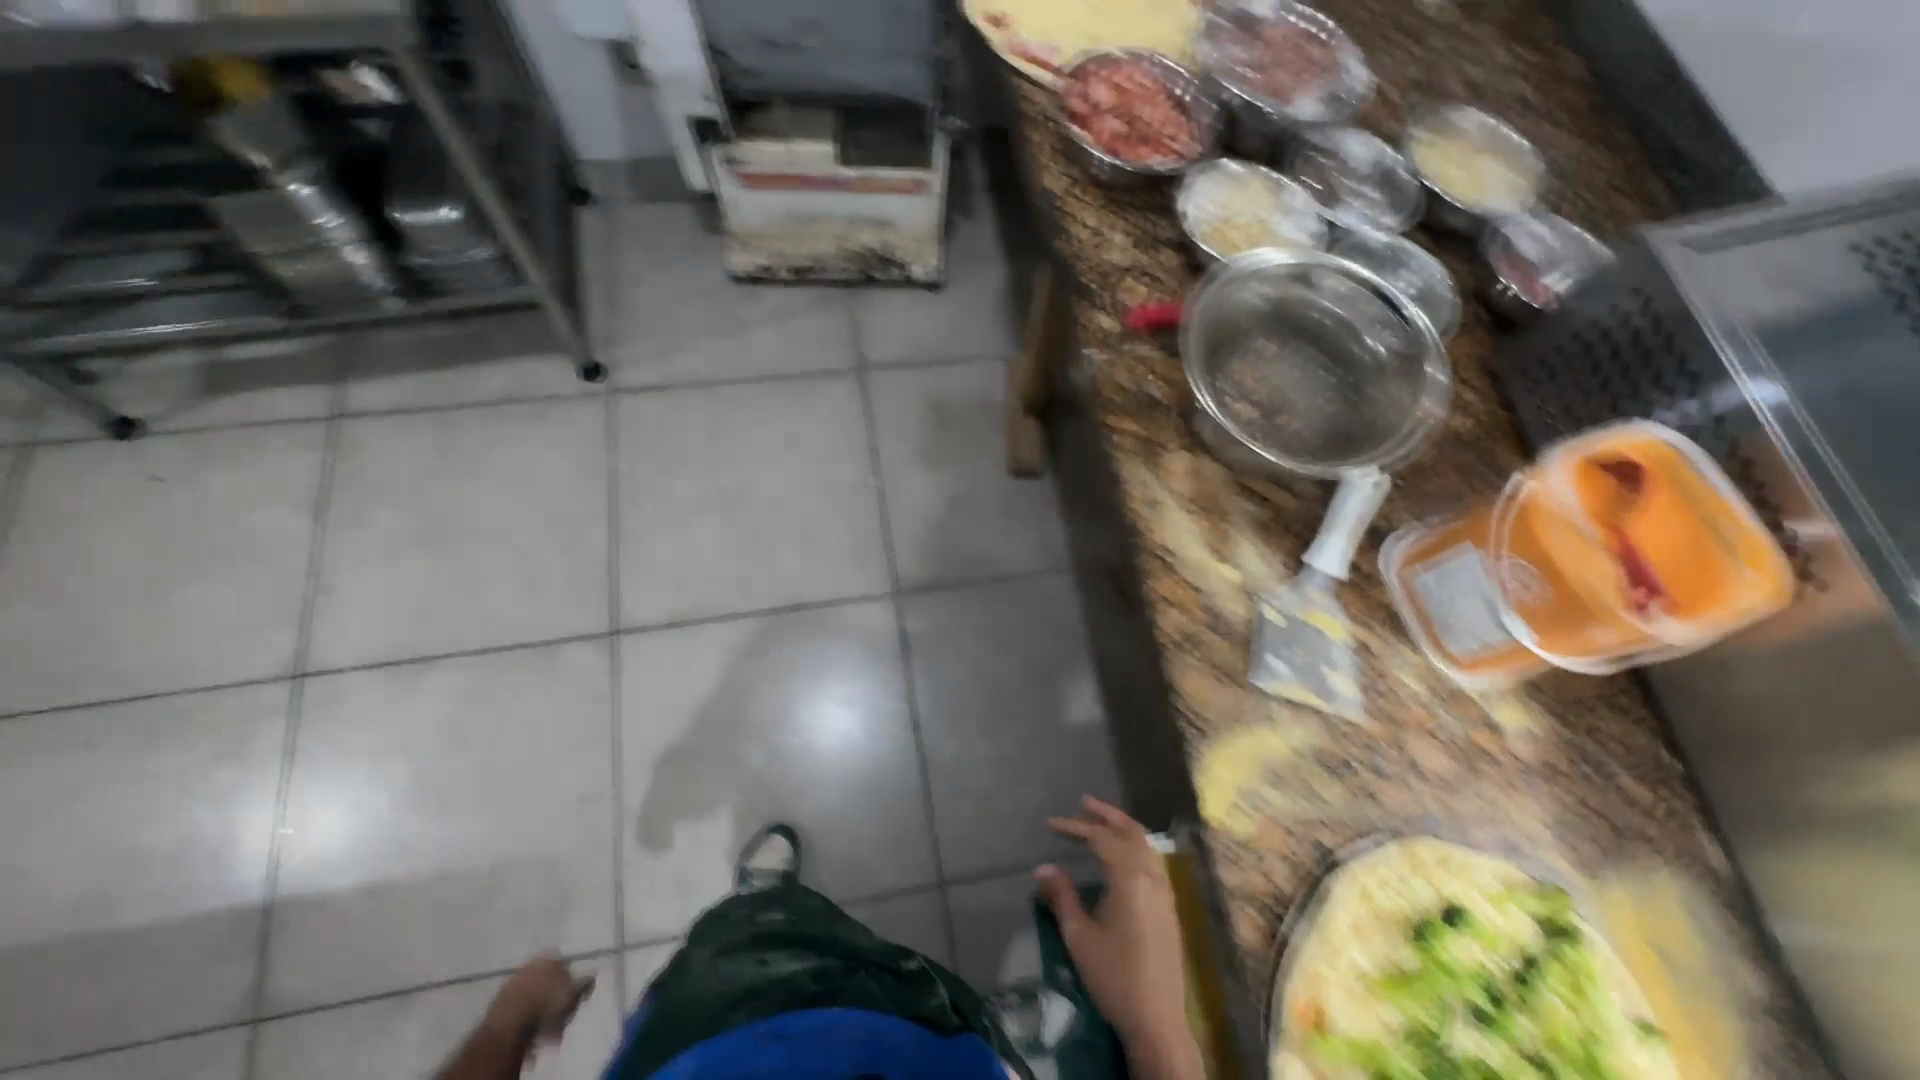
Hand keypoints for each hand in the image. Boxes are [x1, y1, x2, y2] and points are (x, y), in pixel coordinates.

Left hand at [483, 955, 594, 1046]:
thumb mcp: (574, 995)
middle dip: (554, 993)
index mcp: (548, 959)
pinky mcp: (498, 1005)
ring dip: (541, 1008)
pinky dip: (527, 1019)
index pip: (563, 960)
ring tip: (550, 1028)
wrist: (509, 1027)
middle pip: (546, 978)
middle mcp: (528, 966)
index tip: (575, 990)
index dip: (570, 974)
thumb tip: (592, 975)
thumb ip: (585, 984)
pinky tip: (534, 1033)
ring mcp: (511, 984)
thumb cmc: (547, 1006)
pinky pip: (519, 1011)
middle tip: (563, 1011)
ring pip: (532, 995)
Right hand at [1036, 797, 1199, 1079]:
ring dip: (1125, 829)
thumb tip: (1043, 869)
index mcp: (1130, 879)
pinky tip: (1124, 857)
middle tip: (1084, 802)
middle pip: (1132, 832)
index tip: (1050, 824)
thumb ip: (1062, 897)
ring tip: (1102, 822)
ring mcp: (1166, 893)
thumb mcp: (1080, 937)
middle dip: (1107, 814)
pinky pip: (1154, 862)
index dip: (1075, 827)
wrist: (1157, 1018)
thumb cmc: (1113, 976)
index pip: (1101, 839)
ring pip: (1148, 846)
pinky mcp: (1170, 908)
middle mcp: (1152, 878)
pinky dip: (1137, 846)